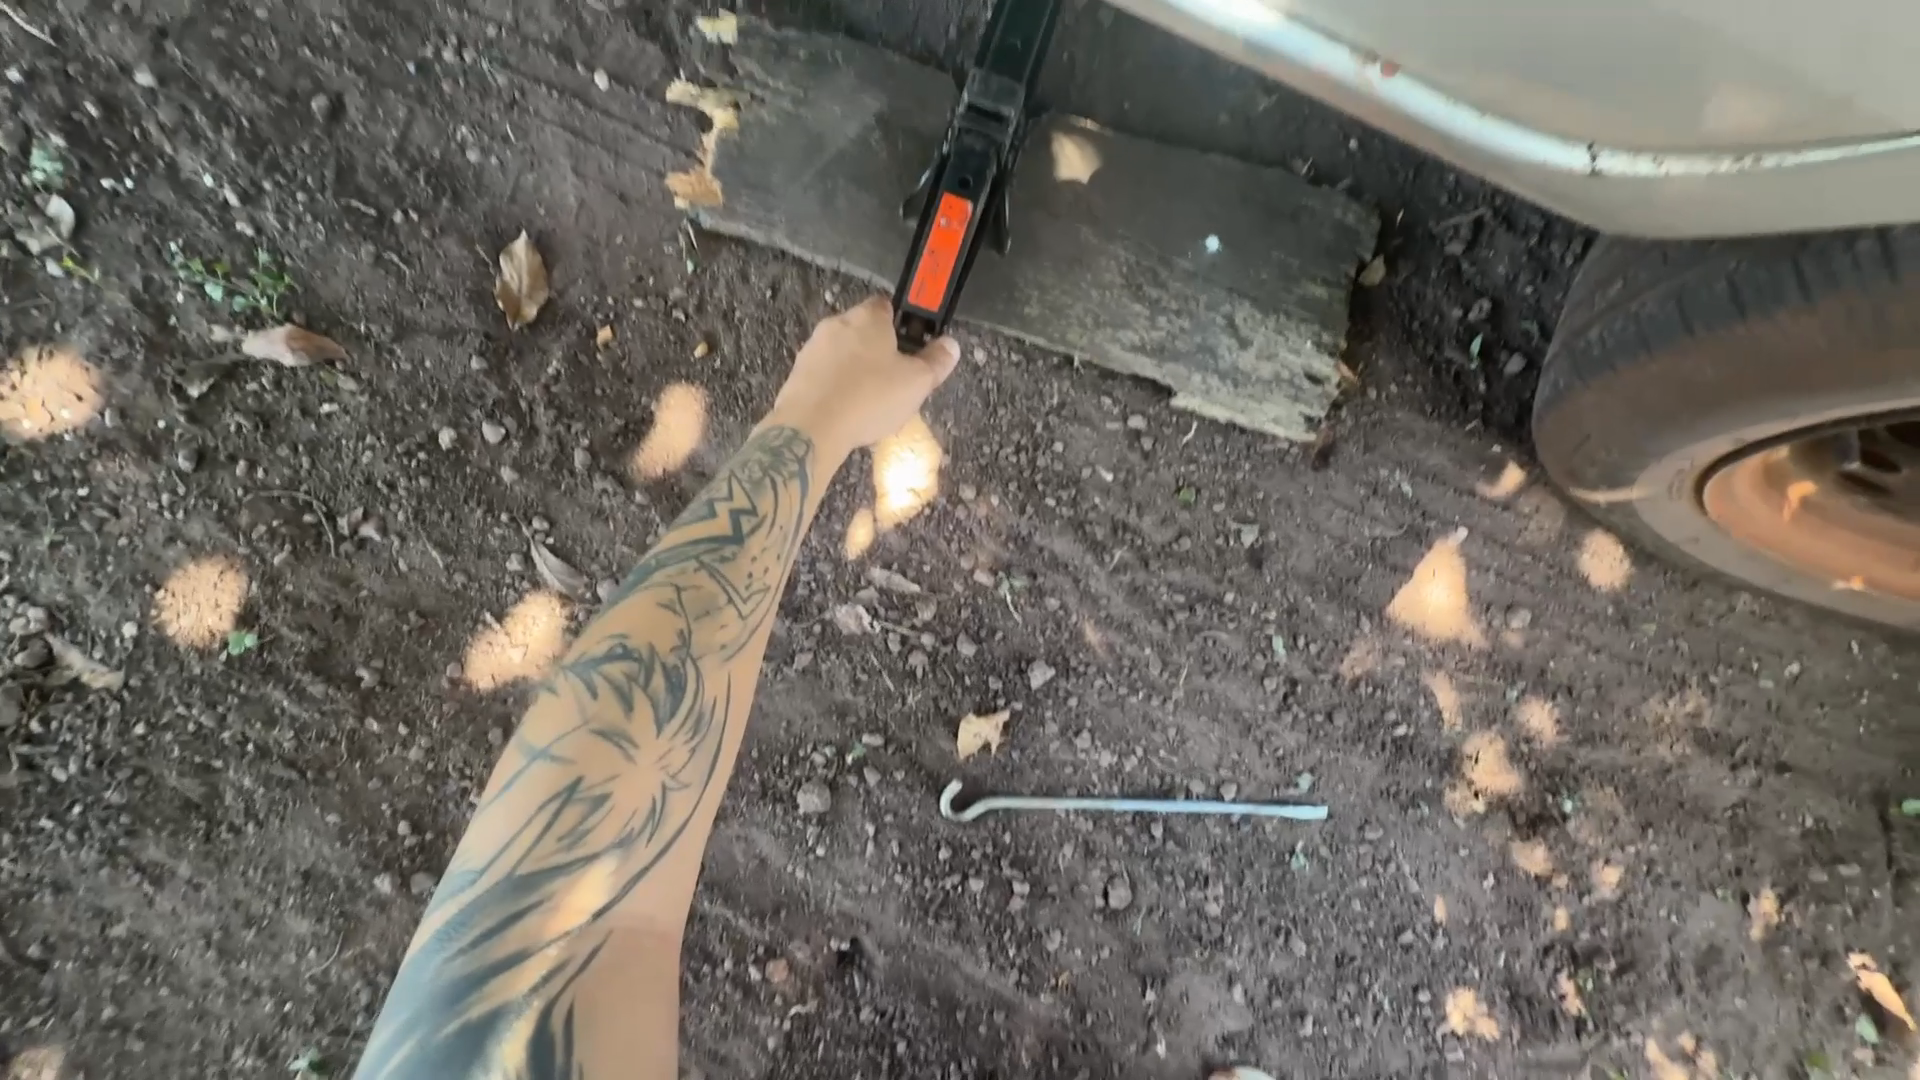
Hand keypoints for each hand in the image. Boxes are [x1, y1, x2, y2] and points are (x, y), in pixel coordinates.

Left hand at [763, 296, 960, 460]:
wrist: (811, 428)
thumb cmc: (870, 398)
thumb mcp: (916, 383)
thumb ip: (936, 362)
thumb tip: (951, 344)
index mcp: (868, 317)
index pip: (888, 305)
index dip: (903, 325)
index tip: (912, 350)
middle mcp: (836, 323)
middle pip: (863, 331)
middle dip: (878, 352)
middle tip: (895, 382)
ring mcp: (812, 348)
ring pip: (842, 354)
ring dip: (855, 371)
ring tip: (870, 403)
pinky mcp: (797, 374)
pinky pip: (825, 376)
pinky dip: (836, 388)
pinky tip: (846, 412)